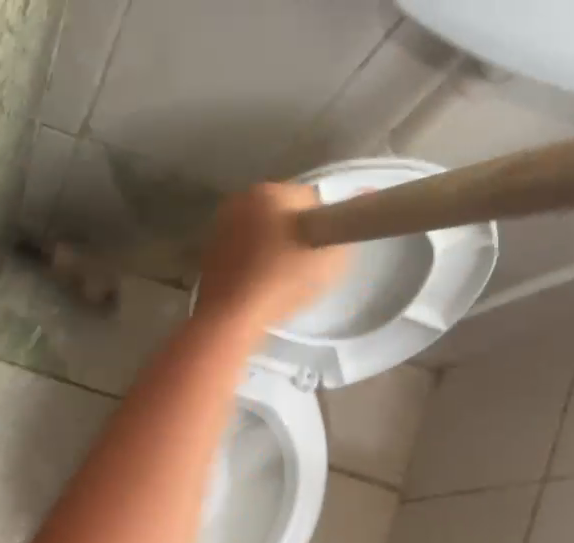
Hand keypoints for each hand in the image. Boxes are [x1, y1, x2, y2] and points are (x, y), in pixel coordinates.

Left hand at [191, 184, 349, 342]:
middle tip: (302, 267)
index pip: (308, 199)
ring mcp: (216, 231)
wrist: (230, 319)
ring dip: (270, 250)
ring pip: (257, 236)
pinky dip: (249, 265)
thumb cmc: (283, 281)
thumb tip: (366, 191)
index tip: (320, 250)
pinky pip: (239, 256)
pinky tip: (258, 286)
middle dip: (292, 235)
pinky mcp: (206, 259)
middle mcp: (236, 203)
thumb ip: (351, 221)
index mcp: (266, 192)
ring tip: (280, 280)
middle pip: (279, 215)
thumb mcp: (331, 254)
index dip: (320, 225)